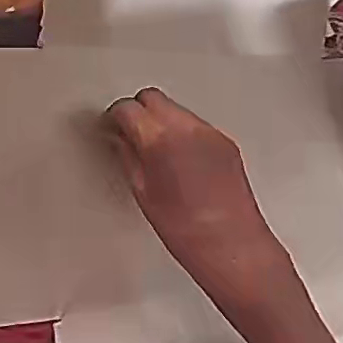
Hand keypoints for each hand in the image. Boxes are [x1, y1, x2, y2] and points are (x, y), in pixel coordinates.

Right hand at [105, 88, 300, 313]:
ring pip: (175, 108)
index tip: (111, 127)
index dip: (115, 117)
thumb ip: (128, 157)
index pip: (128, 108)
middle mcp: (188, 129)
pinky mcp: (225, 141)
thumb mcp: (143, 193)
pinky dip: (182, 132)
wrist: (231, 245)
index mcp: (161, 140)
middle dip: (137, 111)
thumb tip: (120, 141)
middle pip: (153, 98)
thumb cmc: (189, 232)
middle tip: (127, 131)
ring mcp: (210, 132)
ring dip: (161, 121)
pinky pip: (196, 124)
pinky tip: (178, 158)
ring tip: (154, 149)